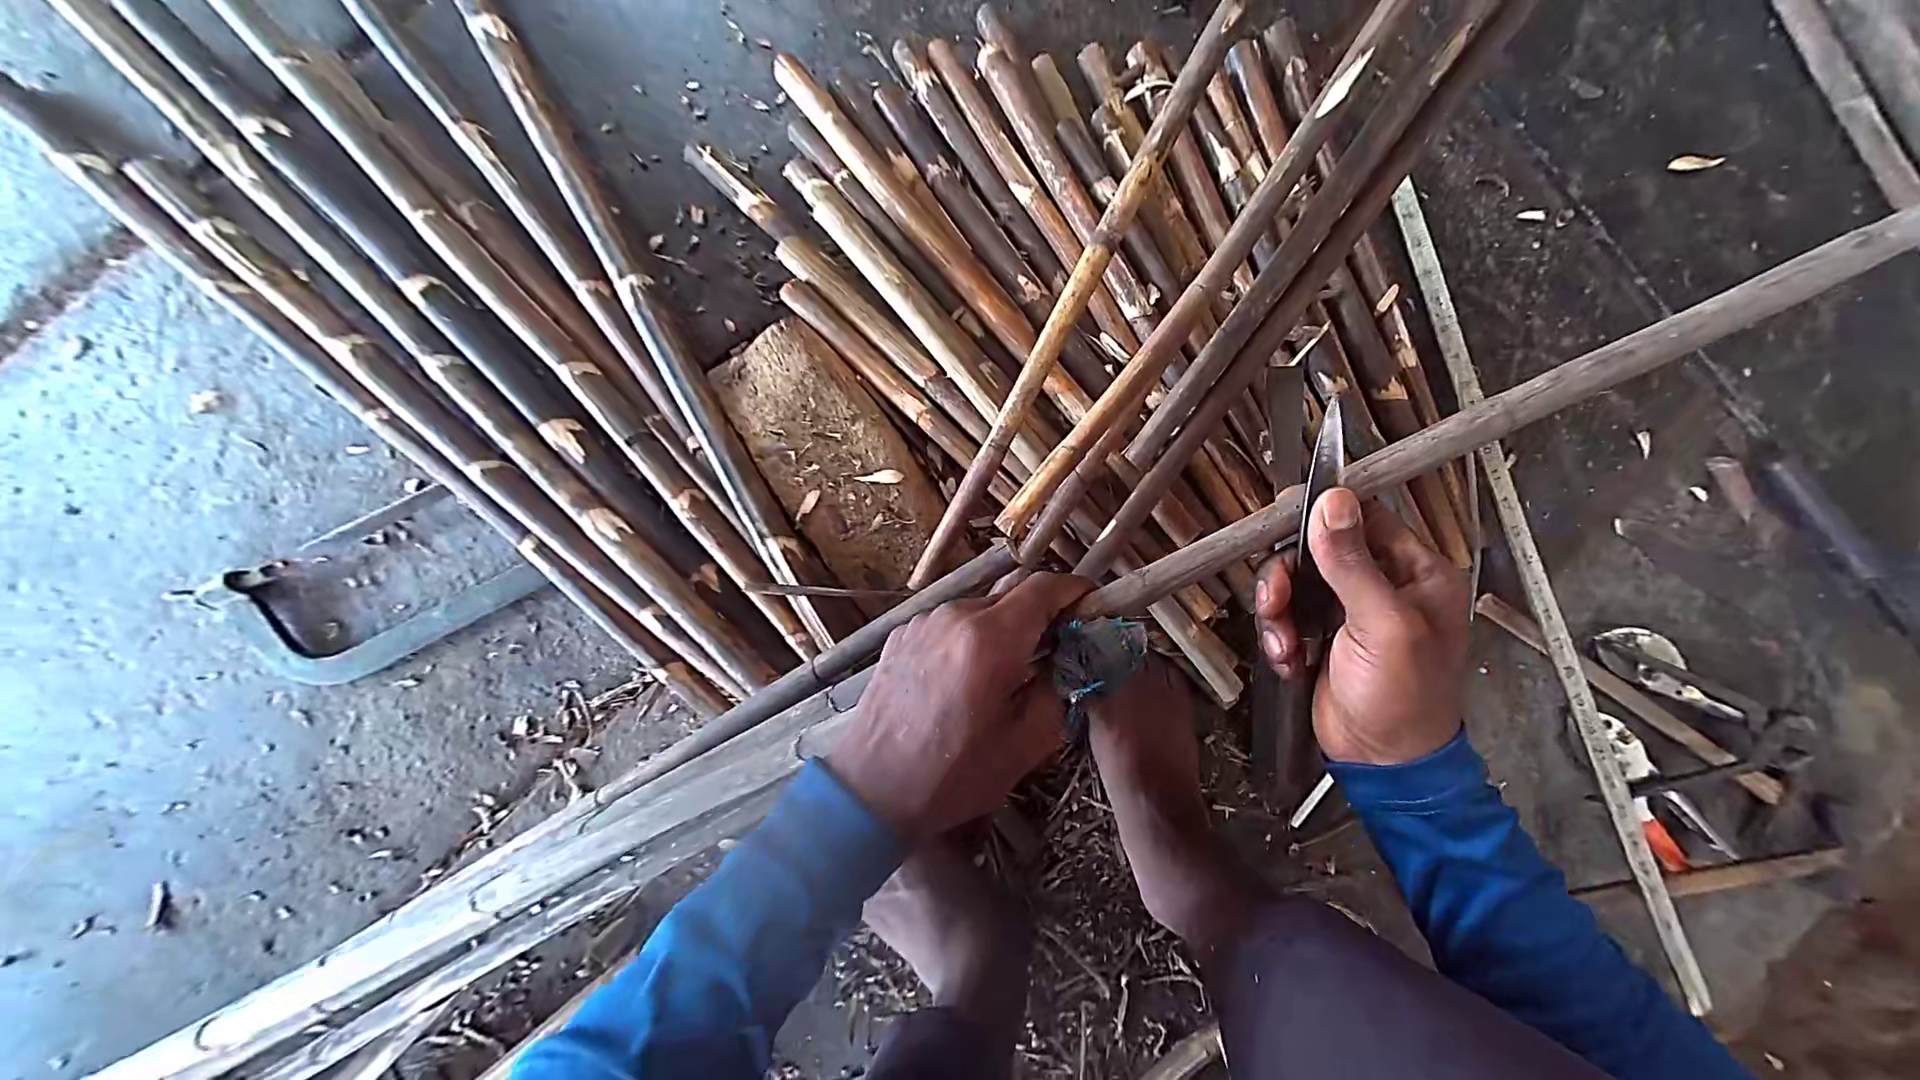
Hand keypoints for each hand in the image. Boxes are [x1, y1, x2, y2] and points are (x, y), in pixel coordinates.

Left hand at [828, 572, 1092, 839]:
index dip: (1074, 590)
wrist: (870, 790)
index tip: (1089, 605)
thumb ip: (1060, 690)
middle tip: (1055, 650)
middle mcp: (953, 617)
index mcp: (989, 639)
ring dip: (1003, 629)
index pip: (1043, 587)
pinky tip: (965, 679)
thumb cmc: (951, 775)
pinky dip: (970, 638)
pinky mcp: (902, 635)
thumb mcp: (1026, 744)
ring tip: (1005, 674)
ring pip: (981, 609)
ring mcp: (923, 622)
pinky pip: (950, 623)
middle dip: (1041, 615)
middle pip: (1012, 595)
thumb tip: (1070, 660)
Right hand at [1254, 487, 1468, 765]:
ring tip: (1286, 642)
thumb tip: (1333, 503)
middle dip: (1289, 576)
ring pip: (1293, 581)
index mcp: (1416, 574)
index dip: (1326, 514)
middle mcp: (1380, 586)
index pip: (1366, 518)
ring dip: (1278, 610)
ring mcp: (1346, 611)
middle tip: (1277, 598)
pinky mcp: (1318, 633)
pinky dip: (1277, 634)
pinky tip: (1291, 658)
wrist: (1380, 760)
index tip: (1288, 516)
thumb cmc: (1405, 698)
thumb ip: (1353, 563)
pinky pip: (1283, 613)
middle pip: (1317, 550)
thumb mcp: (1383, 625)